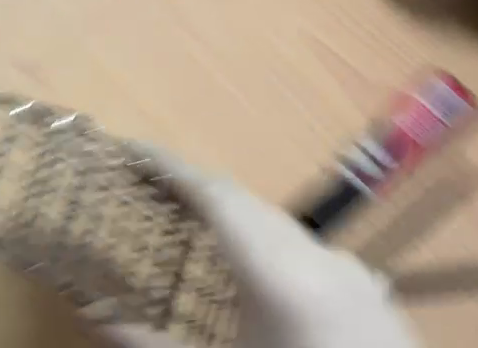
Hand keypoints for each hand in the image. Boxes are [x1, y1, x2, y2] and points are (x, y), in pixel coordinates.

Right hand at [100, 150, 419, 347]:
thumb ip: (155, 346)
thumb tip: (96, 320)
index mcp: (273, 272)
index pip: (212, 194)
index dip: (167, 166)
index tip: (129, 149)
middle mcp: (314, 261)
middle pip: (244, 201)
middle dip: (195, 186)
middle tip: (151, 183)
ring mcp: (354, 280)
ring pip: (281, 223)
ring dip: (235, 212)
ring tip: (200, 219)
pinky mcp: (381, 304)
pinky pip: (316, 251)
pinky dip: (275, 241)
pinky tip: (268, 265)